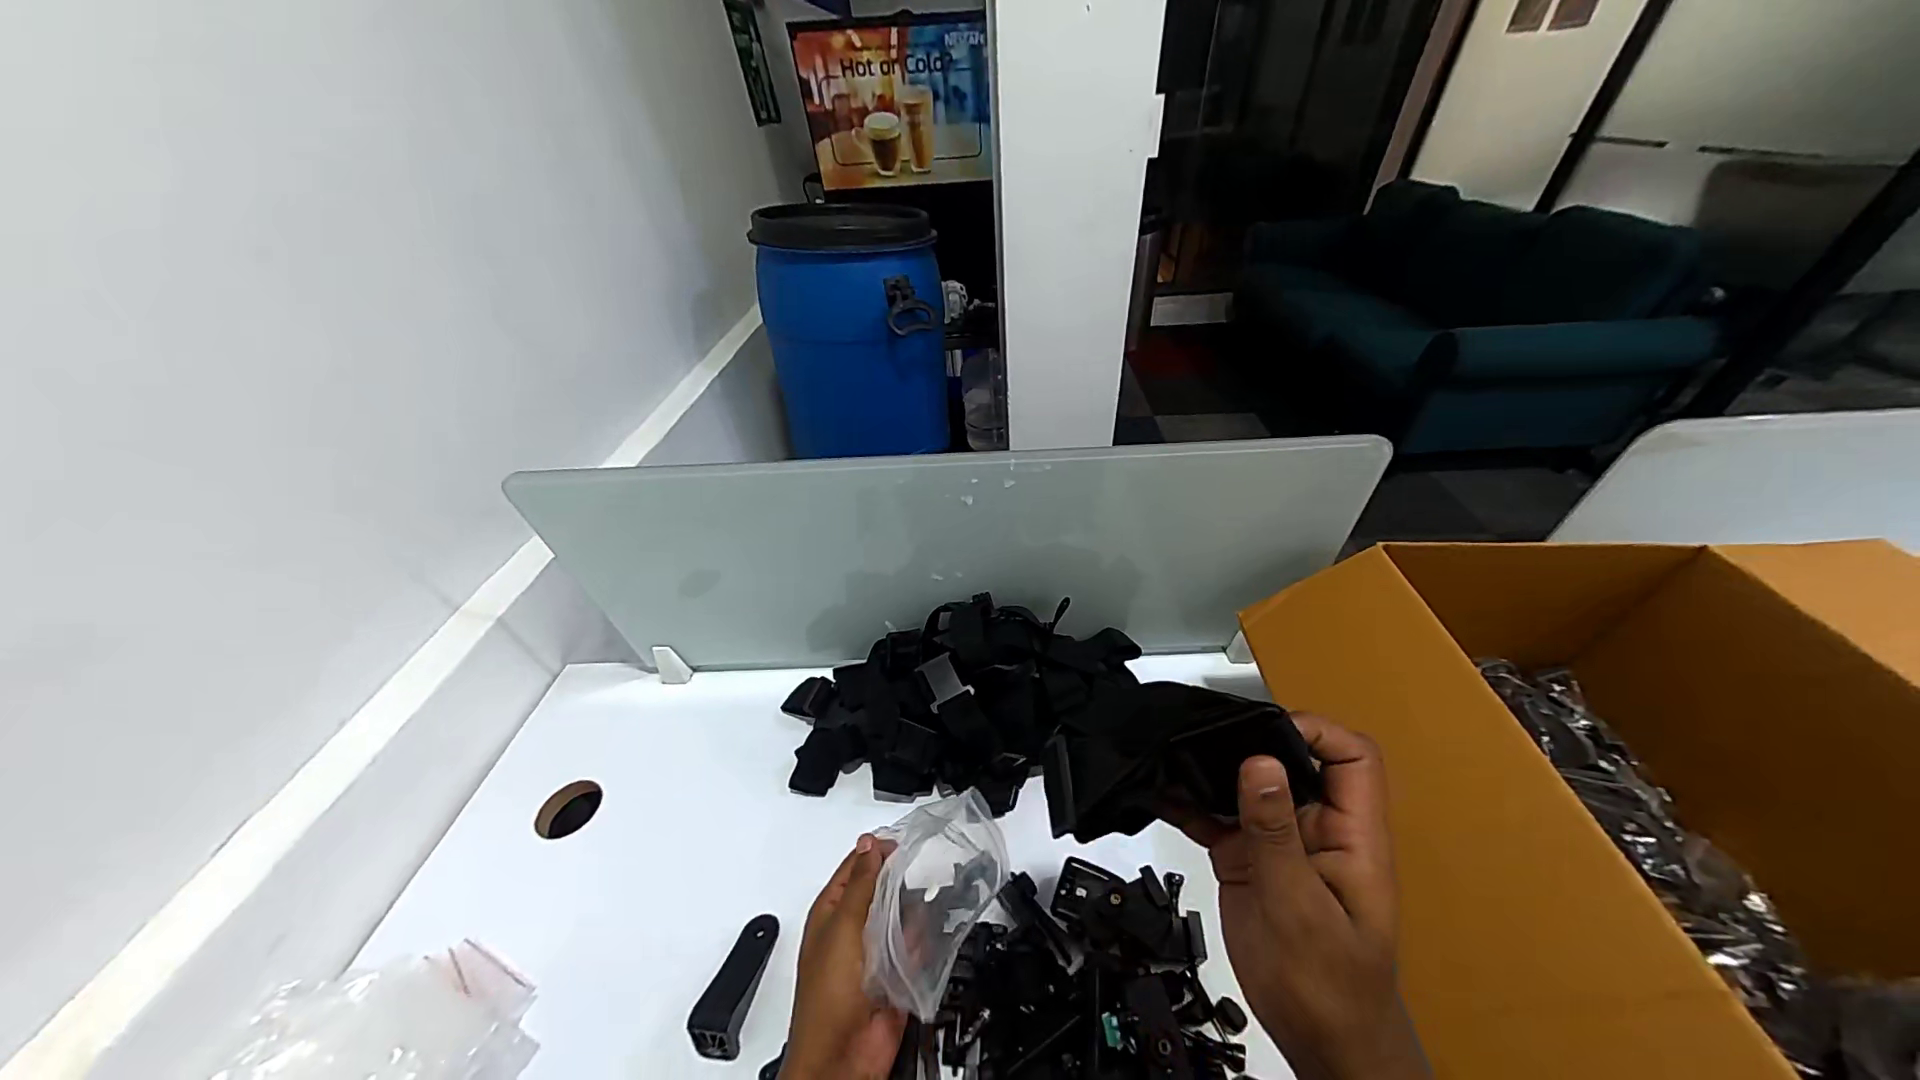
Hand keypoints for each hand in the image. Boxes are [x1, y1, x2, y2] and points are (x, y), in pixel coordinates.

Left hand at [781, 834, 908, 1079]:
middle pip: (879, 890)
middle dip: (898, 877)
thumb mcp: (843, 927)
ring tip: (932, 886)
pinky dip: (924, 935)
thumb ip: (860, 884)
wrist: (843, 1058)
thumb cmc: (828, 997)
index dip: (875, 852)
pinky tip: (935, 922)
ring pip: (899, 915)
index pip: (855, 868)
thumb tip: (868, 844)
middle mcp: (853, 929)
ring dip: (913, 905)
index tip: (900, 840)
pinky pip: (914, 946)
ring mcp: (875, 951)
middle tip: (921, 860)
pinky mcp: (896, 972)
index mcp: (832, 913)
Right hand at [1170, 714, 1430, 1079]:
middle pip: (1291, 761)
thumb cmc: (1331, 989)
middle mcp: (1316, 829)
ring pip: (1247, 787)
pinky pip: (1217, 818)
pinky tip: (1164, 798)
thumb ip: (1277, 834)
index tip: (1264, 729)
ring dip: (1211, 773)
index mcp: (1351, 835)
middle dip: (1247, 744)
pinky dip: (1190, 807)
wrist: (1318, 1042)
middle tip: (1203, 738)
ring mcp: (1279, 843)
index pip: (1351, 757)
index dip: (1315, 730)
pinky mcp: (1248, 859)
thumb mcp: (1300, 907)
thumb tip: (1262, 764)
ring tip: (1174, 761)